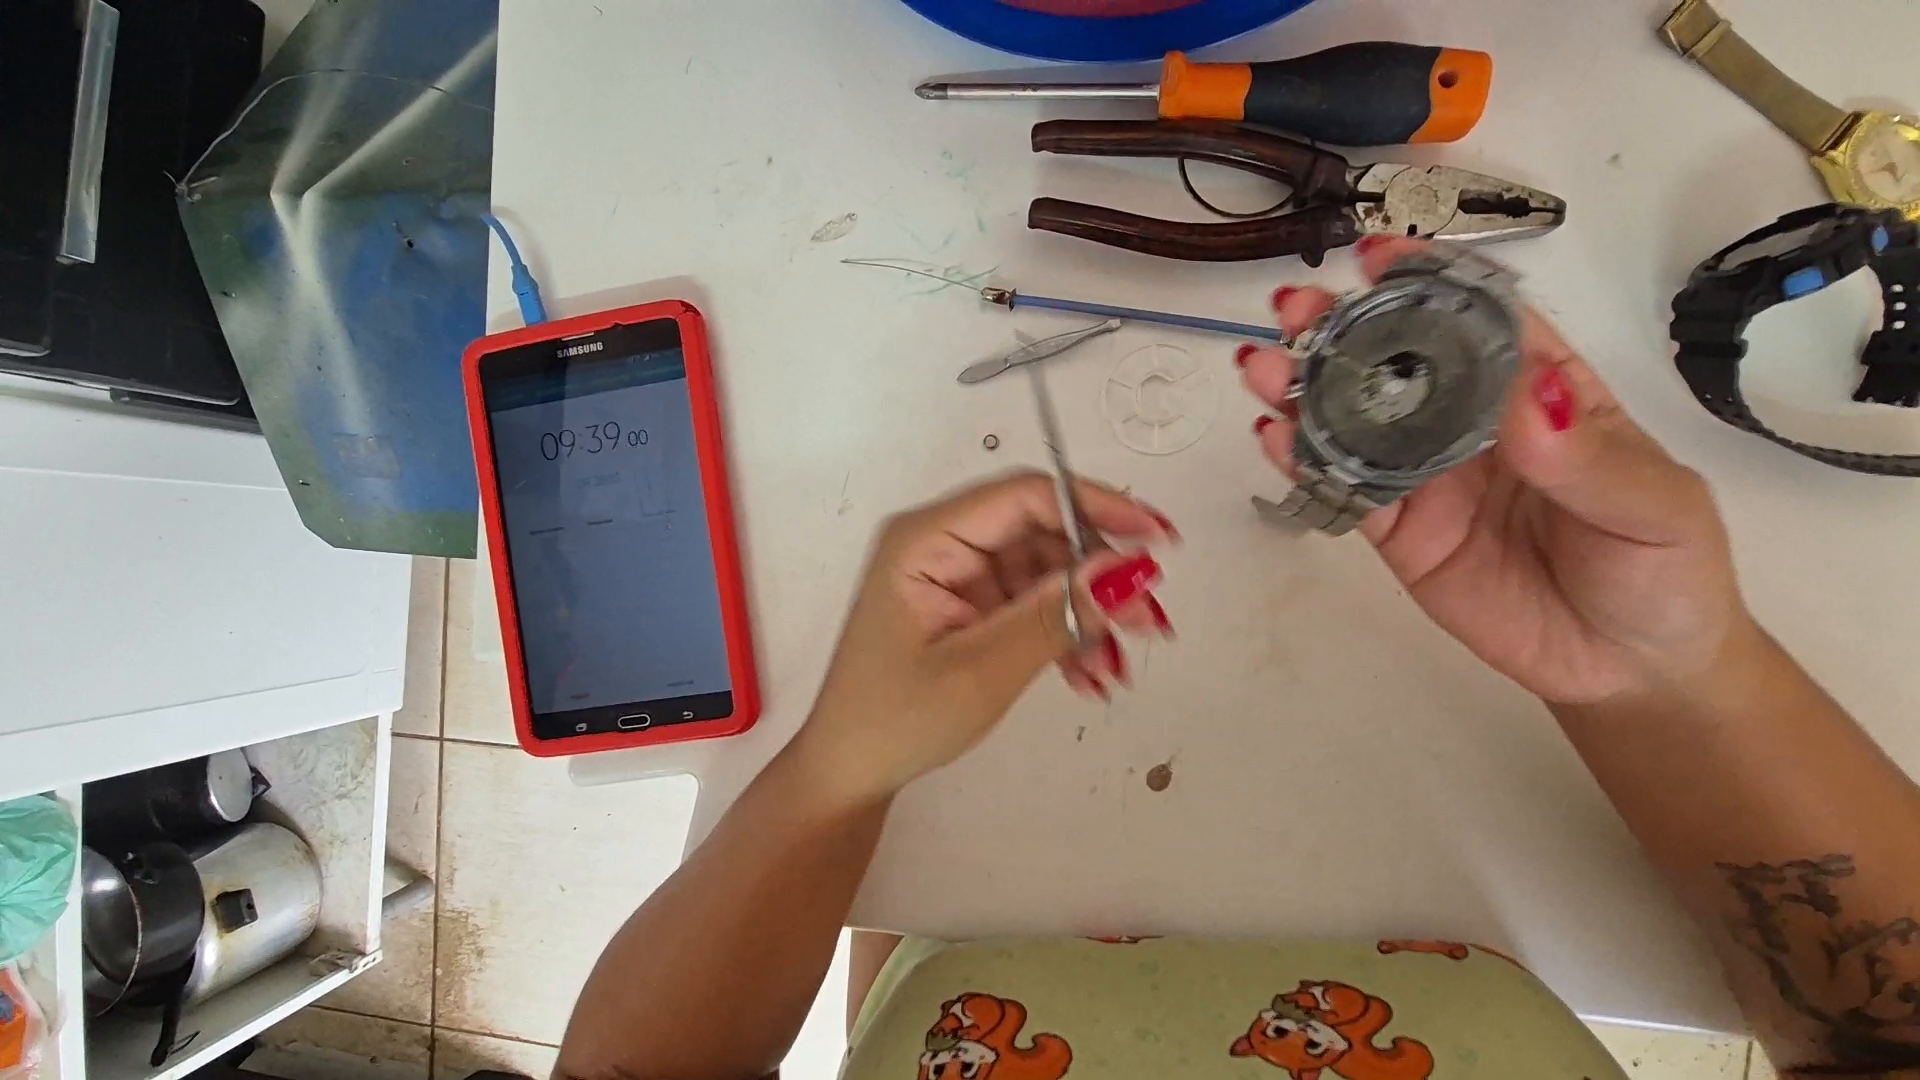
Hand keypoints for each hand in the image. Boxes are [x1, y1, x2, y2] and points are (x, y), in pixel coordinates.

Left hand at [790, 471, 1176, 803]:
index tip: (1158, 539)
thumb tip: (1131, 571)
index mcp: (926, 538)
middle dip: (1099, 579)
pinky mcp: (971, 607)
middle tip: (1149, 623)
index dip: (1096, 508)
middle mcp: (943, 544)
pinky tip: (1090, 677)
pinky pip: (1033, 605)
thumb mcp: (982, 669)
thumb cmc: (897, 720)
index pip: (1025, 496)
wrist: (853, 771)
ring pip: (1046, 573)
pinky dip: (1065, 636)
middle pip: (1043, 534)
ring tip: (1116, 669)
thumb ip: (1055, 616)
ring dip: (1088, 616)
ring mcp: (959, 577)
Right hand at [1240, 238, 1750, 706]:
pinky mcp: (1394, 530)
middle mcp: (1468, 425)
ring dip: (1303, 390)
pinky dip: (1303, 464)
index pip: (1478, 321)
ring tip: (1259, 365)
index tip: (1376, 255)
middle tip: (1293, 309)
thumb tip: (1529, 401)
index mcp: (1538, 394)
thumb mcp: (1654, 506)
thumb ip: (1589, 460)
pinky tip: (1272, 438)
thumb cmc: (1659, 569)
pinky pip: (1343, 491)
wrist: (1622, 666)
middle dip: (1342, 330)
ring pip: (1353, 423)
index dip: (1426, 283)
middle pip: (1397, 365)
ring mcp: (1423, 478)